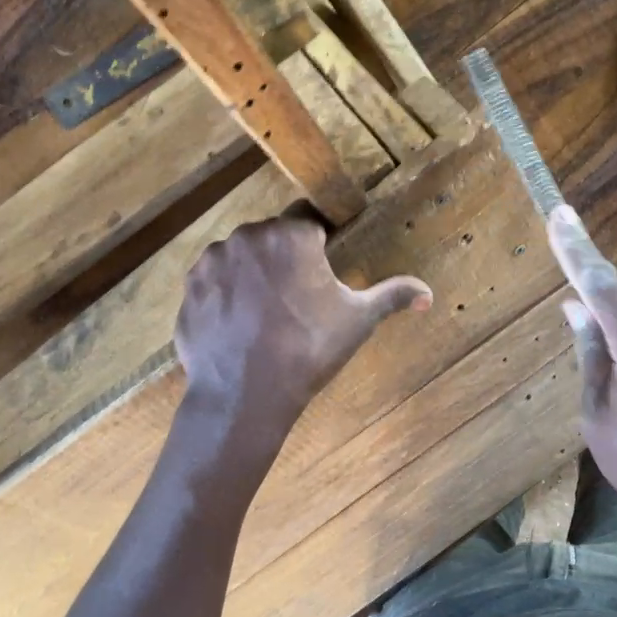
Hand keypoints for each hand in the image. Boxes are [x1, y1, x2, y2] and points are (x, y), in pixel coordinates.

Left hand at [176, 216, 431, 424]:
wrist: (245, 394)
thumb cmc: (309, 351)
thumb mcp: (358, 321)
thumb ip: (393, 296)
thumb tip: (428, 294)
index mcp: (291, 235)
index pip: (309, 223)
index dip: (318, 247)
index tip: (320, 276)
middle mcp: (247, 236)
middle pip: (272, 239)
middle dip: (284, 261)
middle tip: (295, 303)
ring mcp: (212, 261)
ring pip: (240, 258)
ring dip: (252, 276)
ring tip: (263, 318)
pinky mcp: (188, 287)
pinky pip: (213, 283)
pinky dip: (224, 297)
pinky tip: (238, 327)